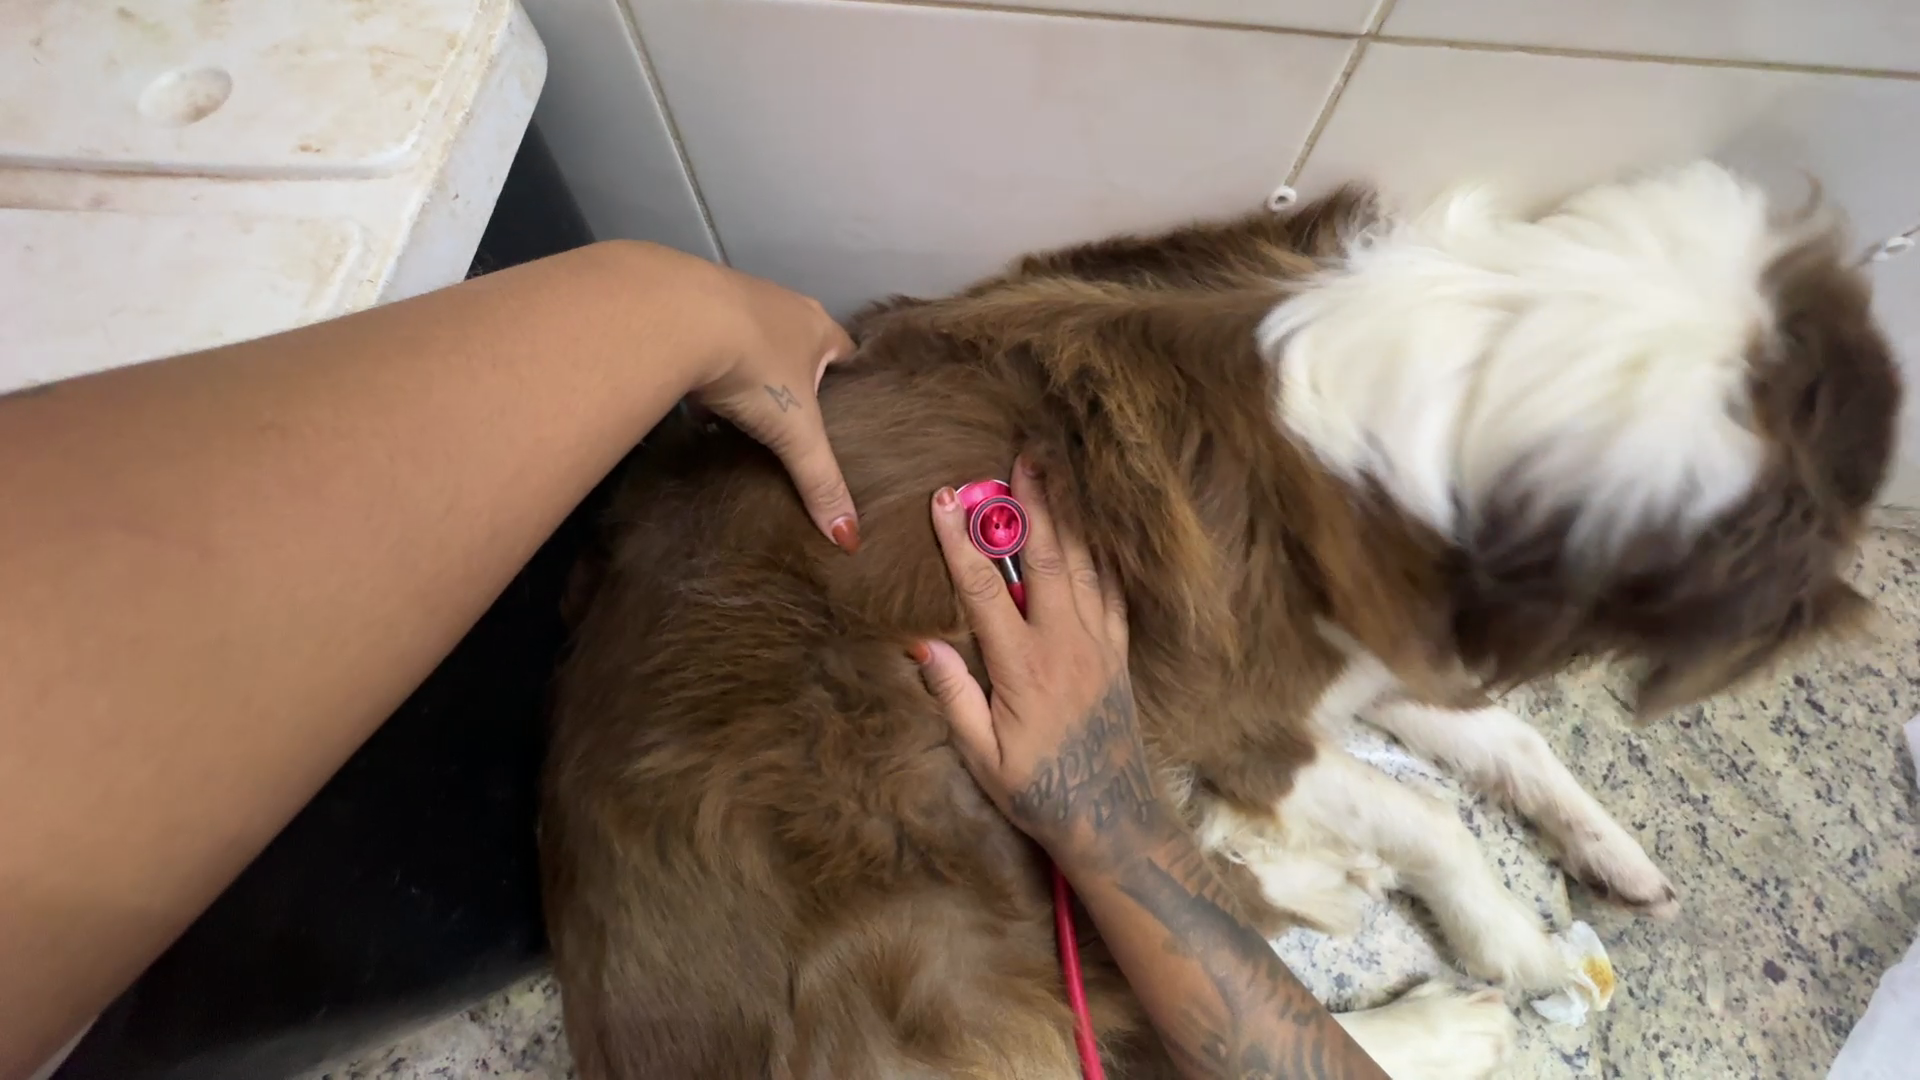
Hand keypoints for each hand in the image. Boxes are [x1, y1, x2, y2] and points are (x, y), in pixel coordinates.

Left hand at [685, 259, 859, 550]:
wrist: (671, 314)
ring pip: (754, 340)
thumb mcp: (795, 433)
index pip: (848, 352)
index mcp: (818, 328)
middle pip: (801, 345)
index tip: (847, 411)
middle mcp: (783, 305)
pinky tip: (699, 395)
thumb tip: (850, 540)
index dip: (850, 381)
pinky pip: (710, 340)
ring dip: (752, 370)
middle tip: (795, 418)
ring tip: (748, 413)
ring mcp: (735, 298)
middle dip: (799, 378)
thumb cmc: (753, 367)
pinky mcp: (690, 302)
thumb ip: (820, 482)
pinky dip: (709, 366)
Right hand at [912, 459, 1164, 865]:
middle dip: (1030, 503)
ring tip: (1057, 475)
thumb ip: (953, 696)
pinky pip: (1113, 589)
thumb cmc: (1038, 789)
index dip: (959, 541)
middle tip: (1021, 458)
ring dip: (1068, 515)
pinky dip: (1103, 552)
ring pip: (1083, 563)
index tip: (942, 501)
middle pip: (1044, 557)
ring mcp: (1098, 643)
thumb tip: (921, 644)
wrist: (1110, 816)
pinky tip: (1095, 528)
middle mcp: (1064, 643)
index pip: (983, 589)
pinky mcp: (1118, 651)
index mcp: (1022, 666)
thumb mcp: (982, 756)